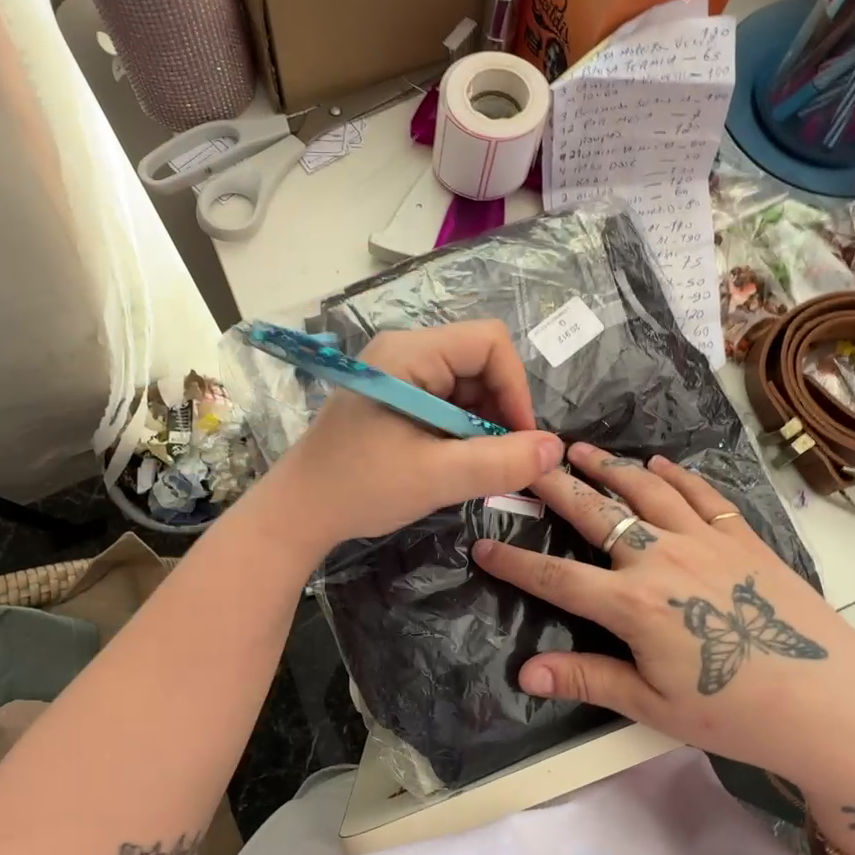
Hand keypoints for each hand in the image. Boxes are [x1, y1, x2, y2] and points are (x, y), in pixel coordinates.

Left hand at [263, 321, 563, 553]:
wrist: (298, 512)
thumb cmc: (359, 487)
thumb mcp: (436, 477)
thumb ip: (500, 462)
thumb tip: (556, 448)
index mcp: (409, 353)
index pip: (489, 343)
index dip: (515, 388)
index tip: (522, 440)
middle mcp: (405, 352)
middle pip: (480, 362)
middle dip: (500, 411)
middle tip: (502, 461)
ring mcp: (399, 375)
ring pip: (468, 385)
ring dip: (483, 426)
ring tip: (478, 468)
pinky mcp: (397, 399)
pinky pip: (448, 403)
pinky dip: (463, 432)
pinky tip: (457, 464)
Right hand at [472, 443, 854, 791]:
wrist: (832, 705)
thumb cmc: (737, 715)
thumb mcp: (654, 706)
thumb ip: (588, 679)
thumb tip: (524, 673)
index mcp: (633, 605)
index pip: (556, 578)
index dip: (514, 563)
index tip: (479, 544)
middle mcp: (662, 559)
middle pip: (596, 514)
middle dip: (555, 486)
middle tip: (526, 459)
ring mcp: (705, 542)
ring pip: (646, 492)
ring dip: (609, 467)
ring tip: (580, 449)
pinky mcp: (743, 539)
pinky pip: (703, 495)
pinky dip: (677, 475)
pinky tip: (659, 464)